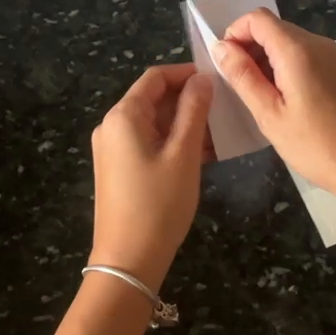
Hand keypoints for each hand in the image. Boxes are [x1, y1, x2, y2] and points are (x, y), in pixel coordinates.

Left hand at [87, 64, 212, 290]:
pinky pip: (148, 142)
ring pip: (153, 122)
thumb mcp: (183, 153)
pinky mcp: (118, 169)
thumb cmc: (158, 203)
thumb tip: (203, 79)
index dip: (186, 74)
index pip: (155, 77)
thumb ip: (194, 111)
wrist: (128, 261)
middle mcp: (112, 126)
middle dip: (188, 101)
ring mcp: (112, 149)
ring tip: (219, 134)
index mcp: (123, 115)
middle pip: (153, 98)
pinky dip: (173, 142)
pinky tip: (202, 155)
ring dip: (184, 124)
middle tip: (224, 110)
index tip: (218, 81)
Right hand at [211, 10, 335, 208]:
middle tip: (238, 85)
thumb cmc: (318, 146)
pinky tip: (284, 100)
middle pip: (273, 28)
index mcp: (297, 50)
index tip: (225, 63)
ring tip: (259, 97)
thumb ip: (243, 77)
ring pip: (288, 42)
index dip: (234, 33)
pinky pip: (304, 56)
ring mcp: (332, 56)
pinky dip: (285, 67)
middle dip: (248, 48)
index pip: (257, 18)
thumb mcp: (270, 115)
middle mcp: (316, 43)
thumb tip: (220, 47)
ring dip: (266, 59)